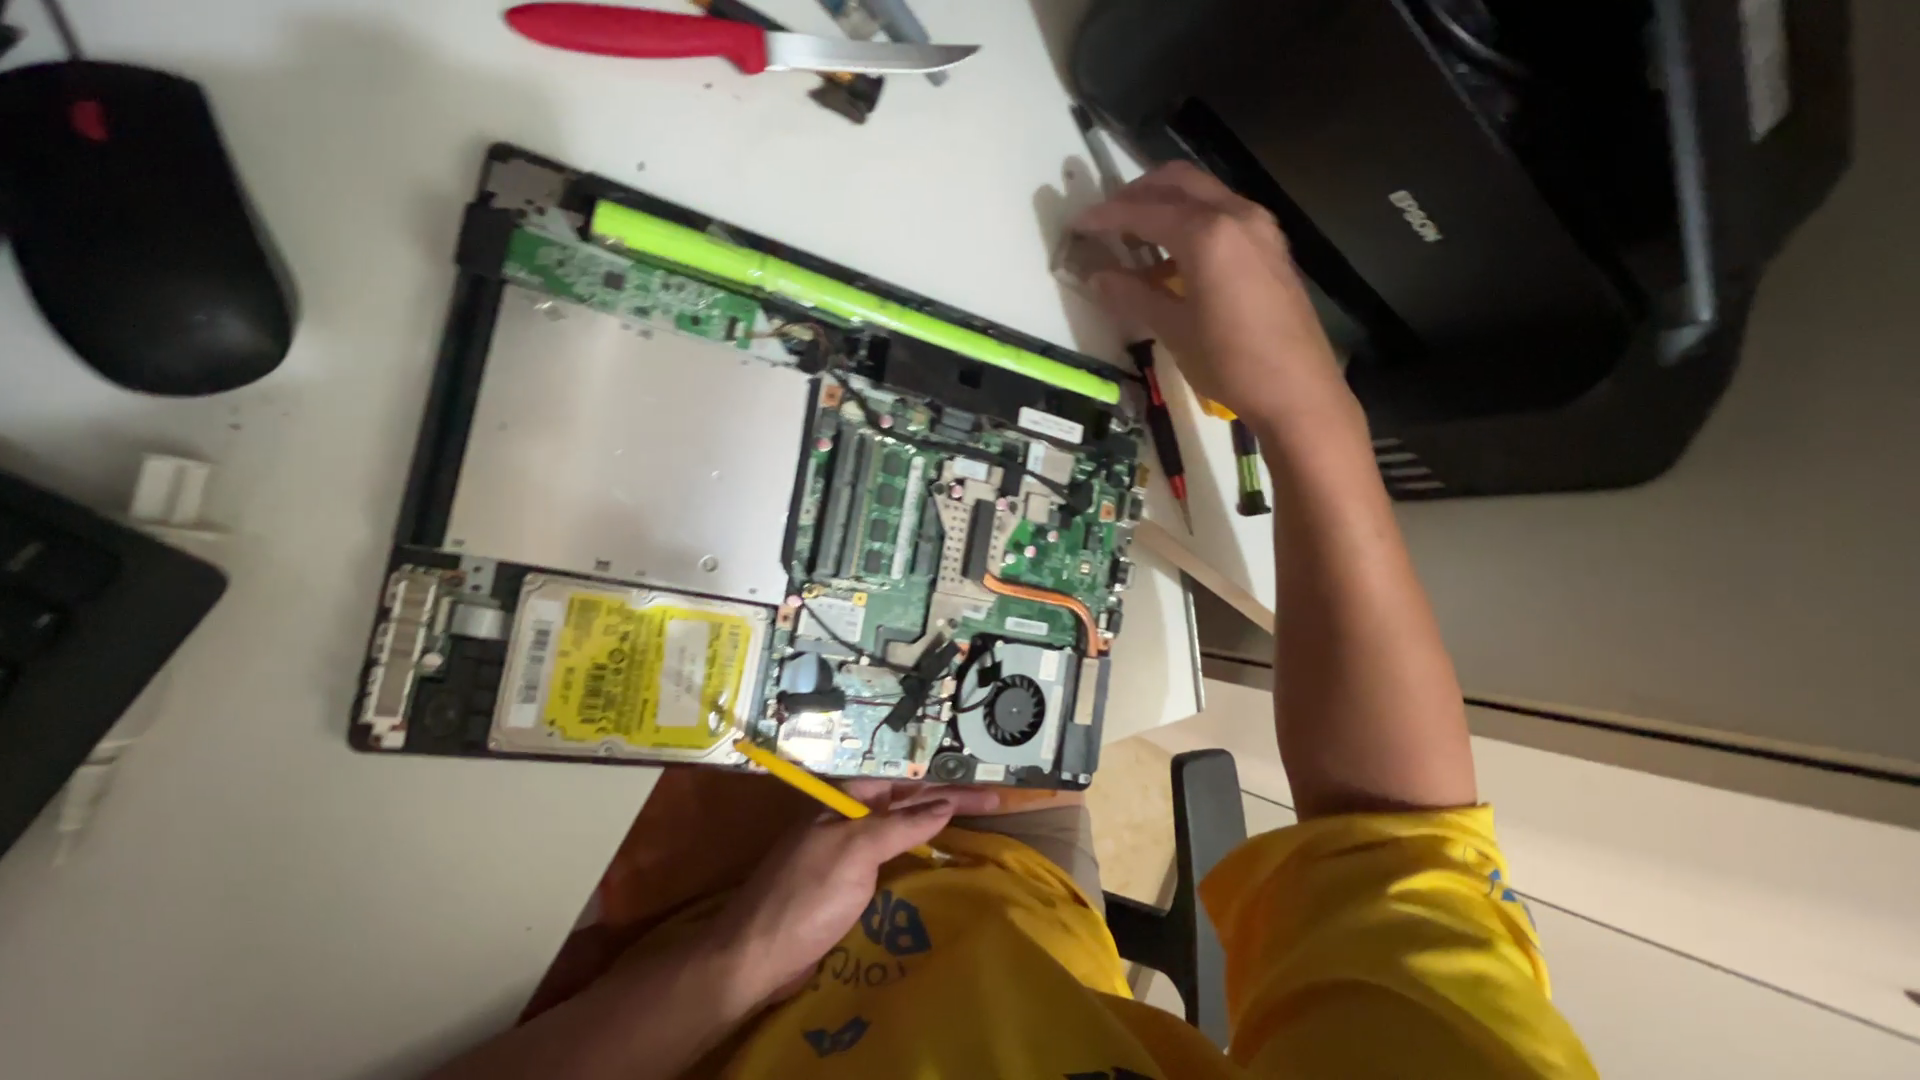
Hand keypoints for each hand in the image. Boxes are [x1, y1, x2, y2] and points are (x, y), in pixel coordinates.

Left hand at [703, 782, 998, 1005]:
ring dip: (933, 830)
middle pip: (905, 806)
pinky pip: (888, 863)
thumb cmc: (808, 895)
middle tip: (992, 807)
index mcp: (845, 802)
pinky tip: (934, 865)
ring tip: (973, 828)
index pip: (908, 786)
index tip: (989, 793)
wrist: (755, 955)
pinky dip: (914, 859)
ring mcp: (844, 854)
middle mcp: (845, 821)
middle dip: (946, 804)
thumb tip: (944, 803)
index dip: (948, 788)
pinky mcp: (844, 887)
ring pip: (898, 835)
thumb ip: (902, 824)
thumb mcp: (857, 850)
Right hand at [1073, 161, 1360, 438]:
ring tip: (1135, 239)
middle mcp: (1236, 215)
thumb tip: (1097, 275)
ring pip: (1203, 195)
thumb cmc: (1230, 362)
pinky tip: (1173, 260)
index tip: (1077, 224)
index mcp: (1208, 234)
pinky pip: (1223, 216)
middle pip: (1178, 182)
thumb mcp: (1174, 330)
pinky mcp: (1271, 246)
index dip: (1106, 215)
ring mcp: (1260, 227)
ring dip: (1166, 206)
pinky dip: (1192, 223)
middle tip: (1107, 219)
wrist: (1297, 390)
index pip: (1145, 210)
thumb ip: (1133, 295)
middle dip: (1137, 194)